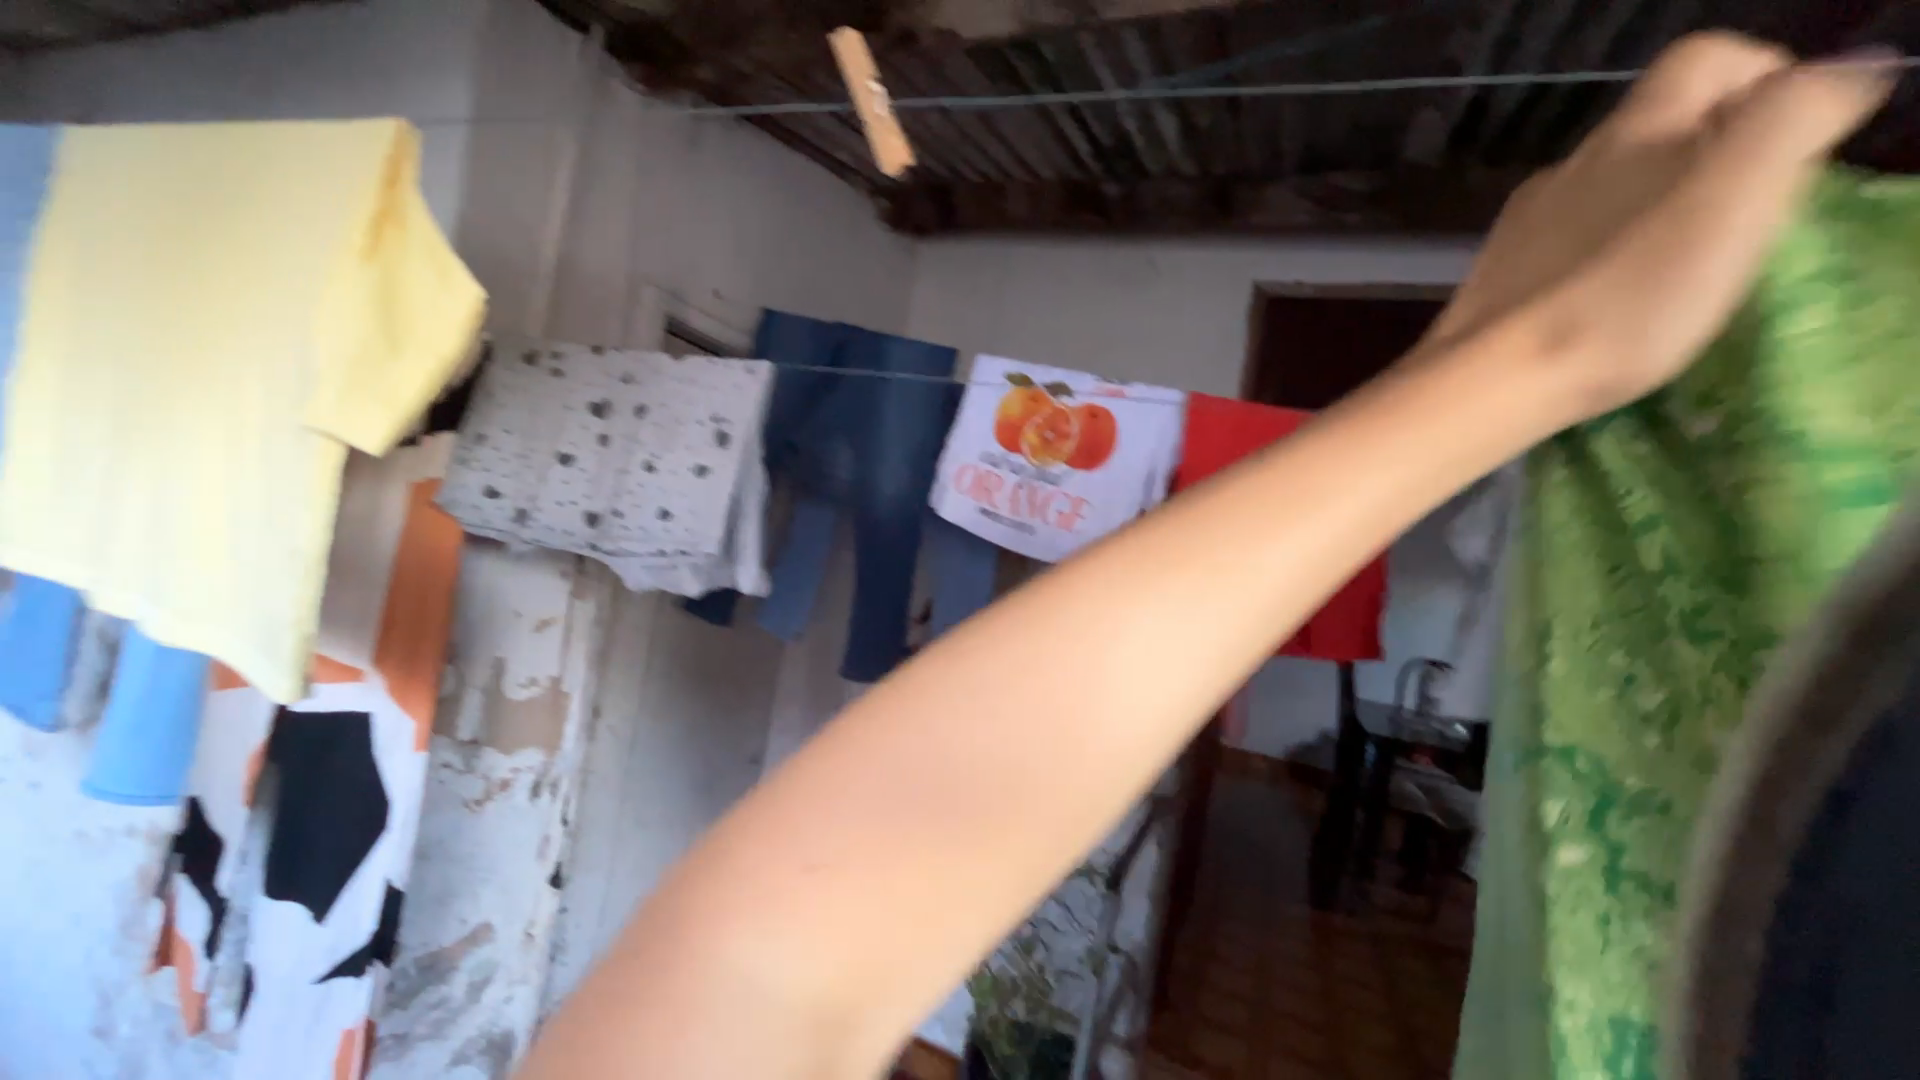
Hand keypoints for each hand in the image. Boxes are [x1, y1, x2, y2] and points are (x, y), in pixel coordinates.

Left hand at [1423, 33, 1898, 424]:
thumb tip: (1840, 73)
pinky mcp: (1499, 277)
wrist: (1492, 379)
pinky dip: (1608, 252)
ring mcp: (1523, 224)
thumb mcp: (1735, 194)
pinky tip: (1619, 295)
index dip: (1765, 78)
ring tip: (1688, 262)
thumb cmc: (1622, 295)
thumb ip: (1790, 118)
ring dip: (1659, 207)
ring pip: (1610, 188)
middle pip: (1656, 127)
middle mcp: (1569, 166)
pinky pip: (1570, 242)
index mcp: (1631, 132)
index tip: (1799, 139)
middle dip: (1717, 151)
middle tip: (1752, 211)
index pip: (1706, 59)